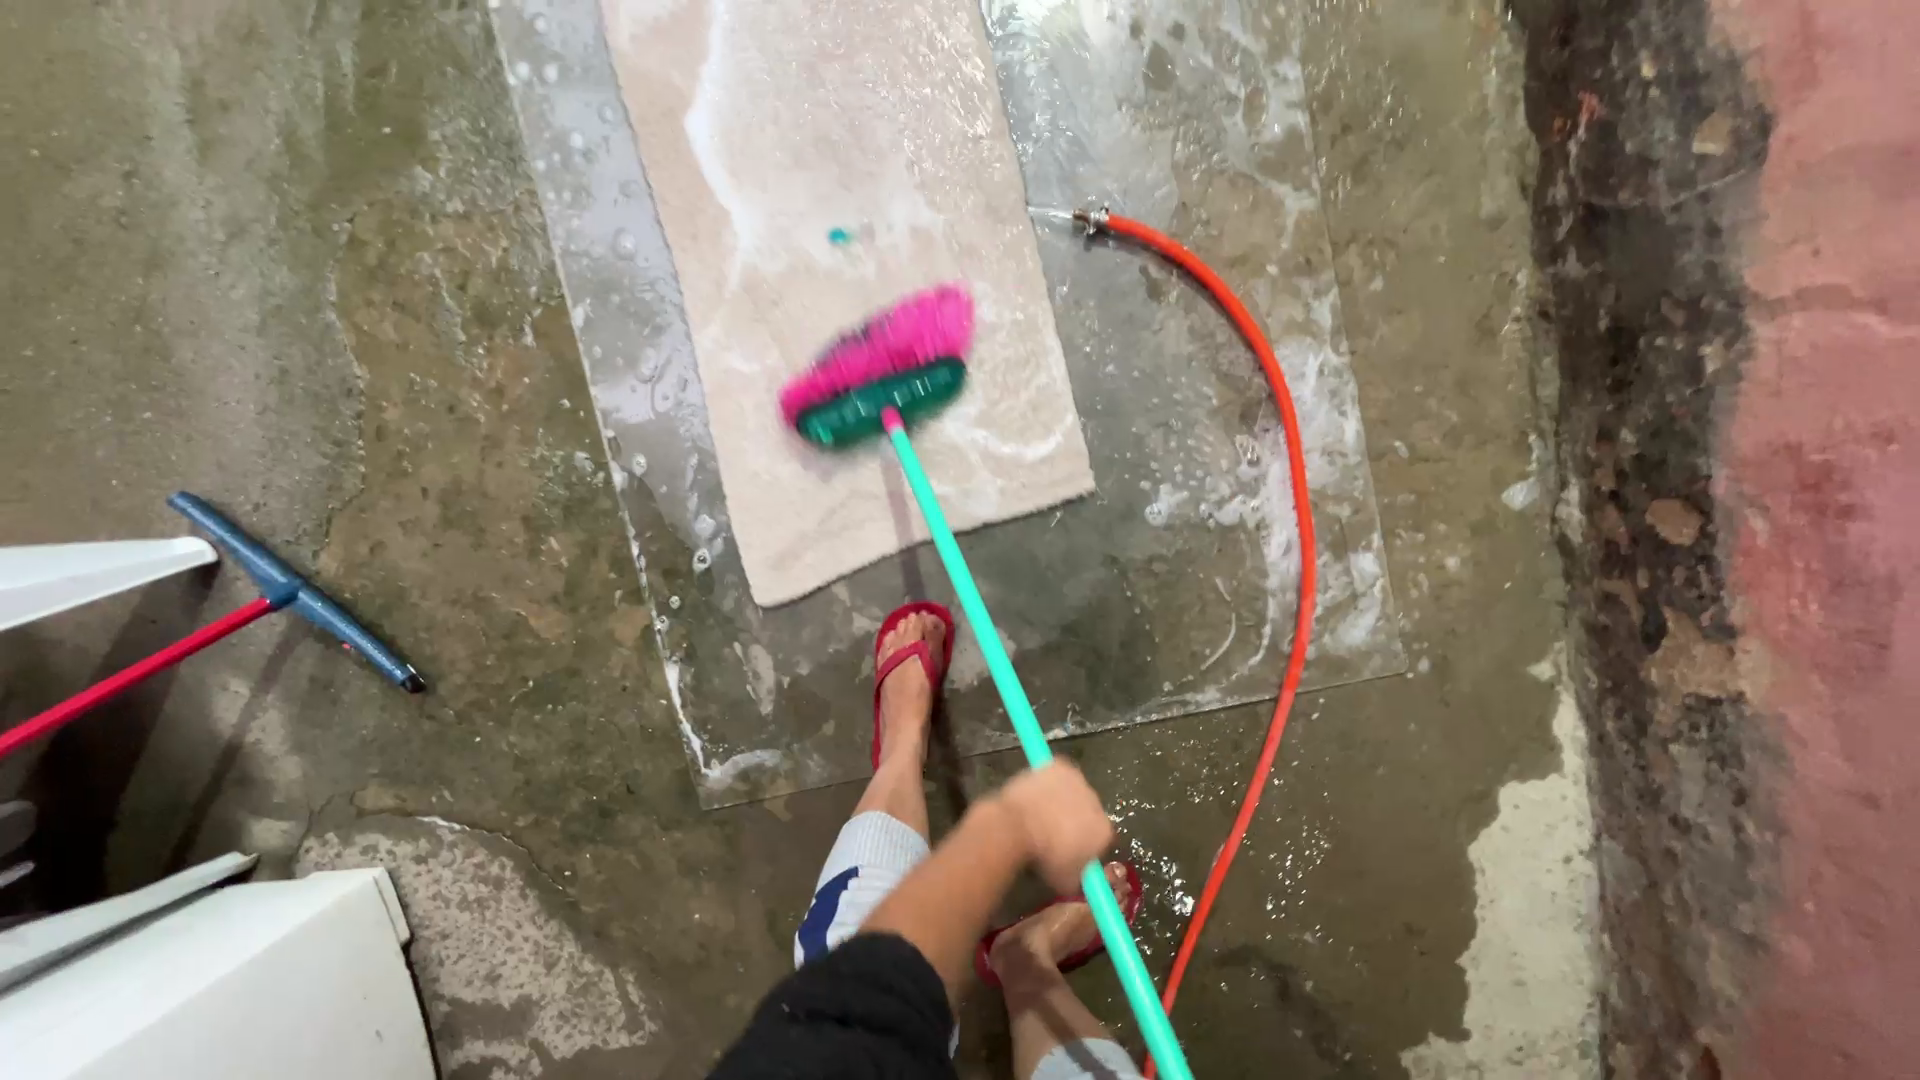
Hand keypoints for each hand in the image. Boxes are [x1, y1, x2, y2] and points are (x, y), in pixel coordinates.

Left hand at [995, 762, 1113, 892]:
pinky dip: (1049, 780)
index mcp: (1103, 831)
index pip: (1098, 836)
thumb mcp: (1065, 880)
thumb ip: (1078, 877)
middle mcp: (1097, 804)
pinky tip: (1037, 792)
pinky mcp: (1061, 765)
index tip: (1066, 847)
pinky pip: (1058, 773)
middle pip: (1088, 810)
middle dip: (1073, 818)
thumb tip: (1077, 876)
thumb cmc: (1042, 857)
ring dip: (1061, 798)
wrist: (1019, 826)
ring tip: (1039, 811)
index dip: (1082, 841)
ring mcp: (1079, 781)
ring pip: (1072, 790)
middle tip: (1051, 828)